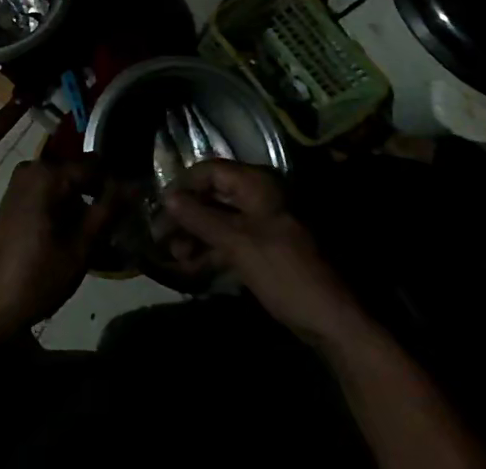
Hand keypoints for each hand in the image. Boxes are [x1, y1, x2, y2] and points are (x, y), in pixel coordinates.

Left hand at [0, 157, 120, 342]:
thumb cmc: (36, 277)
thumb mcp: (82, 245)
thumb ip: (110, 209)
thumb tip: (136, 184)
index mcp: (48, 173)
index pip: (98, 166)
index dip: (117, 186)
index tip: (132, 209)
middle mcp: (32, 169)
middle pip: (81, 174)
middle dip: (100, 196)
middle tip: (117, 225)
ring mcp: (20, 185)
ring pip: (67, 186)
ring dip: (84, 207)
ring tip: (100, 237)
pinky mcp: (14, 202)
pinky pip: (51, 195)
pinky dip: (66, 211)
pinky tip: (76, 238)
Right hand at [162, 161, 362, 344]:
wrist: (328, 315)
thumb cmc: (282, 271)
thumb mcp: (237, 243)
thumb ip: (200, 218)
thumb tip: (167, 196)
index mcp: (258, 184)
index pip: (211, 170)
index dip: (183, 186)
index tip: (157, 209)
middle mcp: (260, 195)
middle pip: (214, 194)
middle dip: (187, 214)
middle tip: (160, 239)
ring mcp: (264, 222)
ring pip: (221, 219)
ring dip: (196, 234)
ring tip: (175, 257)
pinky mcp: (265, 248)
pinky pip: (231, 240)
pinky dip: (211, 250)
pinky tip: (191, 267)